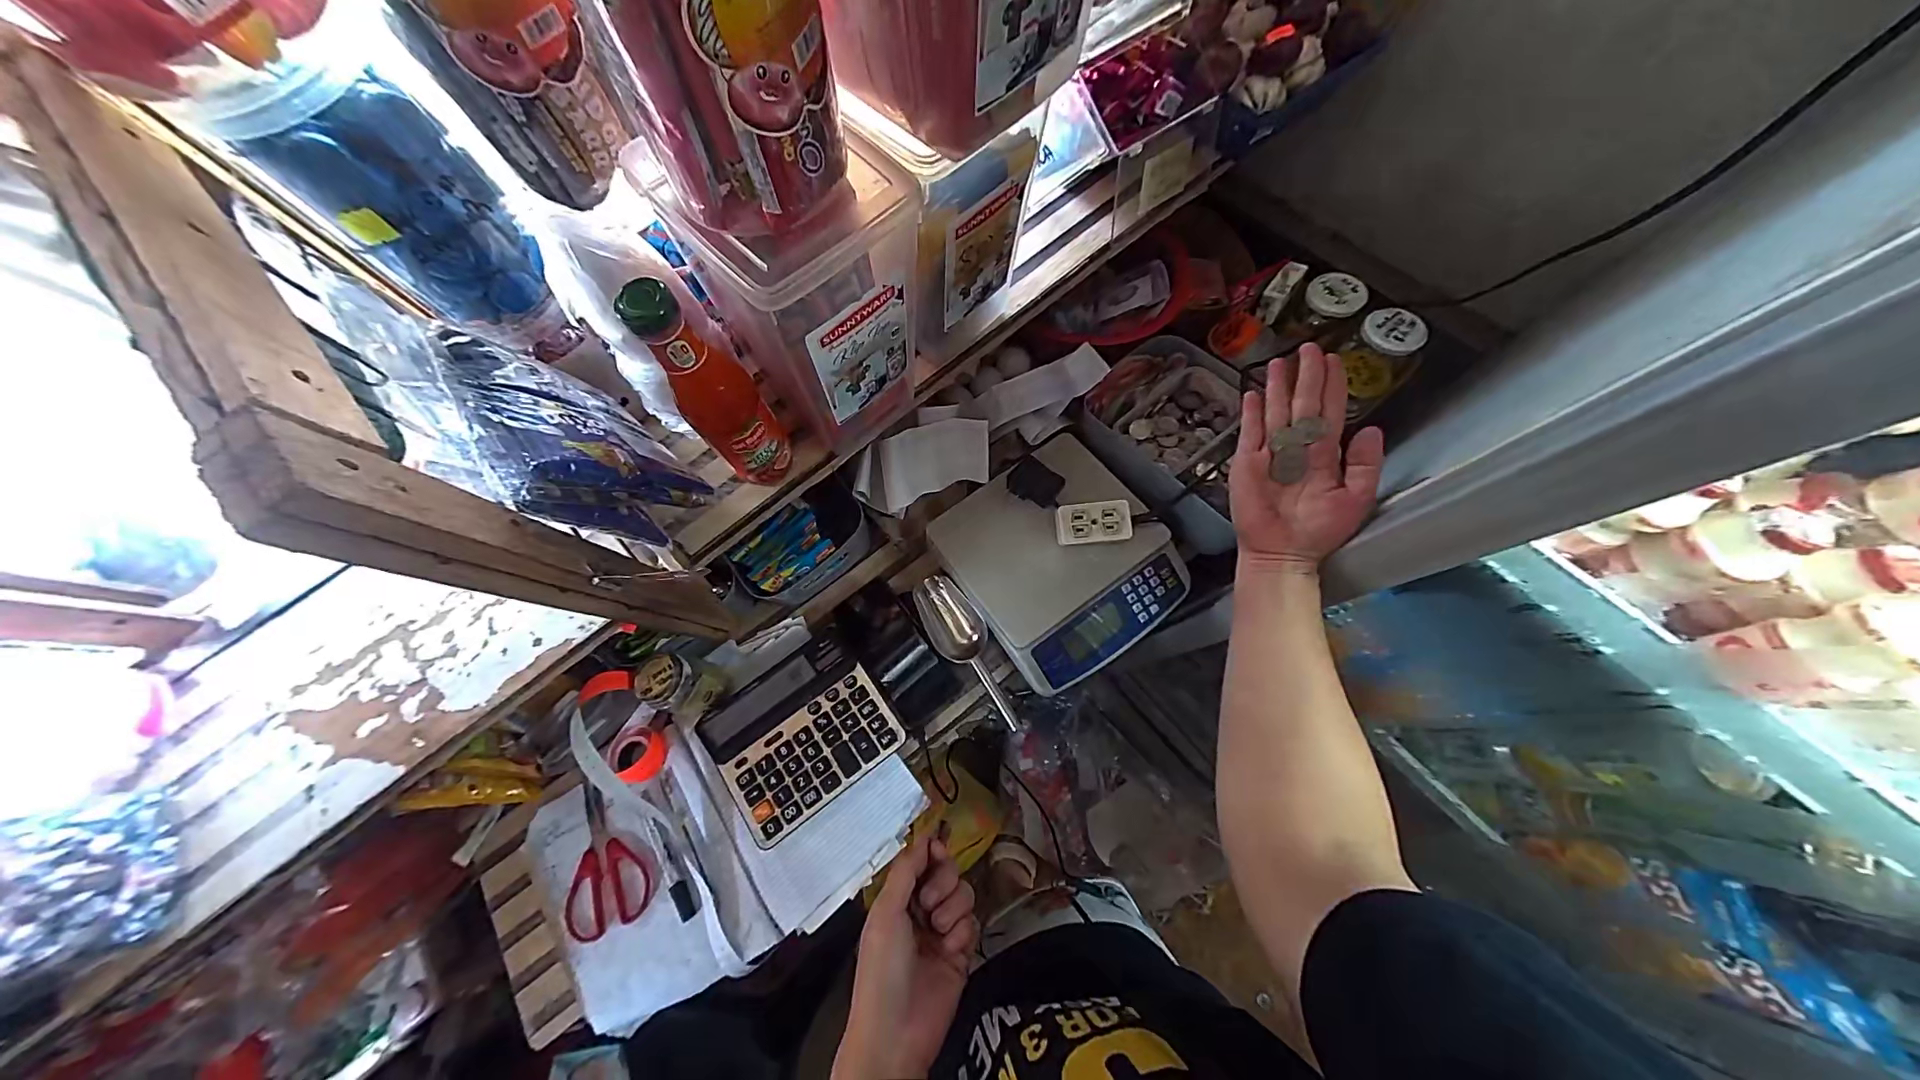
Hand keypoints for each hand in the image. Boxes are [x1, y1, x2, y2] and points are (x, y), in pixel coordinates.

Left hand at [834, 833, 977, 1079]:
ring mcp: (942, 931)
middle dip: (943, 883)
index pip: (921, 862)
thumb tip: (923, 837)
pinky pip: (973, 923)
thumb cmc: (882, 968)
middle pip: (947, 874)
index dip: (932, 853)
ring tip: (938, 931)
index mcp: (897, 899)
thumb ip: (906, 872)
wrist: (897, 1030)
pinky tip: (950, 950)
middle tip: (929, 904)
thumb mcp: (886, 913)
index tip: (939, 851)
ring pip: (963, 895)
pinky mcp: (961, 951)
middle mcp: (920, 910)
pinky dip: (962, 933)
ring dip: (953, 909)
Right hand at [1229, 343, 1383, 570]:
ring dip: (1278, 387)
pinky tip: (1254, 394)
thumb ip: (1365, 465)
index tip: (1335, 361)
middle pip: (1302, 404)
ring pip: (1276, 412)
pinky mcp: (1247, 464)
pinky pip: (1249, 433)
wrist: (1283, 553)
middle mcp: (1296, 449)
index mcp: (1323, 455)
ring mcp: (1270, 454)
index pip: (1329, 411)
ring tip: (1280, 362)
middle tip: (1310, 348)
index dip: (1333, 386)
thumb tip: (1371, 430)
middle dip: (1307, 376)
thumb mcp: (1355, 499)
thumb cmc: (1319, 531)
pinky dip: (1251, 413)